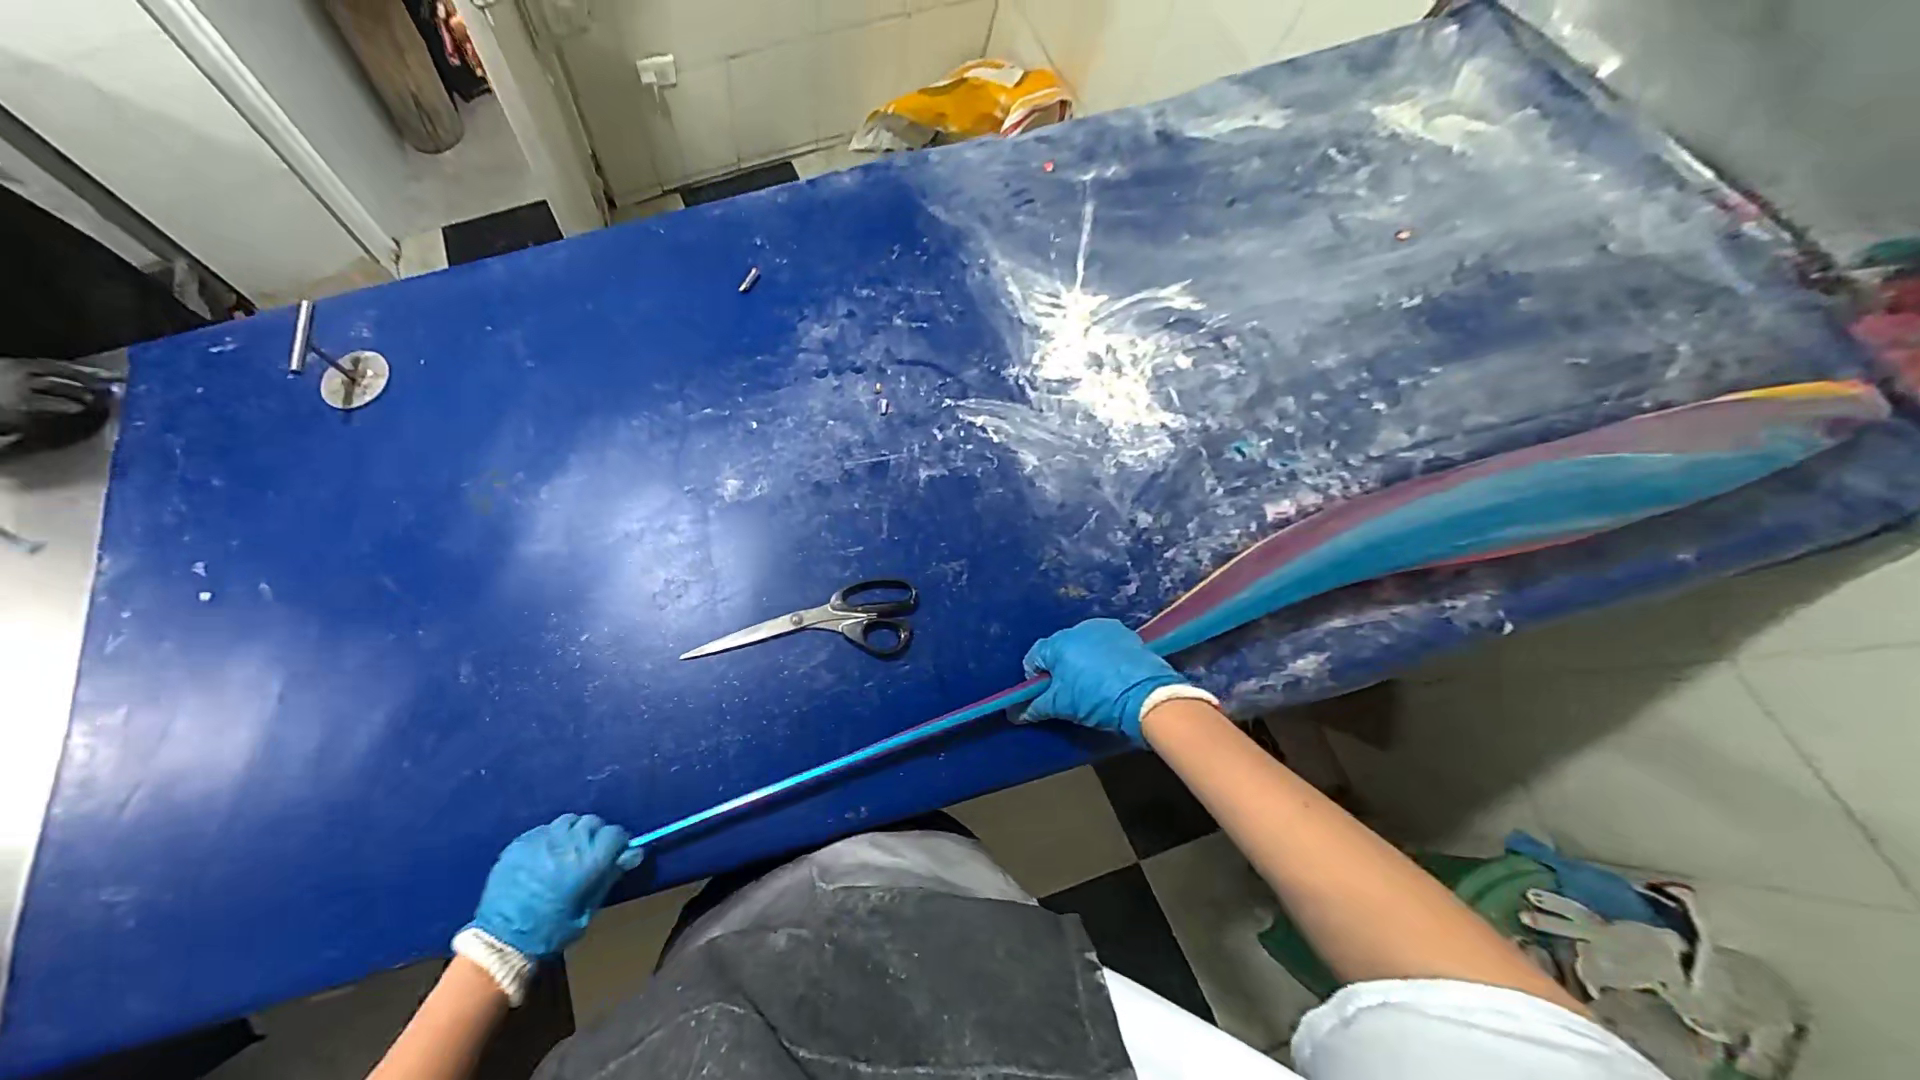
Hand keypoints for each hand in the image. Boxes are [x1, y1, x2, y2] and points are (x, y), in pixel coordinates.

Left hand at [468, 814, 643, 958]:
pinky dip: (551, 837)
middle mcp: (569, 842)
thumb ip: (610, 876)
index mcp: (590, 859)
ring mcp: (543, 839)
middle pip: (593, 822)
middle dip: (596, 835)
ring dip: (573, 832)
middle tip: (589, 854)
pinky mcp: (520, 843)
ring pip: (569, 821)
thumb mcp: (589, 909)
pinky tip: (545, 854)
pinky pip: (544, 829)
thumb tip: (633, 853)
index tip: (615, 855)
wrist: (502, 941)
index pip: (616, 833)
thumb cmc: (552, 930)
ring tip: (567, 850)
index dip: (618, 844)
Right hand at [1021, 618, 1187, 742]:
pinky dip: (1104, 658)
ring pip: (1083, 646)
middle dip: (1061, 669)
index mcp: (1058, 642)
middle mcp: (1078, 628)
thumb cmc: (1095, 698)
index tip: (1047, 696)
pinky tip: (1113, 677)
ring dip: (1083, 662)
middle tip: (1072, 693)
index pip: (1034, 658)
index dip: (1036, 679)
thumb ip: (1034, 707)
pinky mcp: (1127, 634)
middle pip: (1059, 650)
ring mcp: (1105, 629)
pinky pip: (1106, 646)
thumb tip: (1014, 714)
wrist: (1147, 696)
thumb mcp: (1061, 706)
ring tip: (1095, 686)